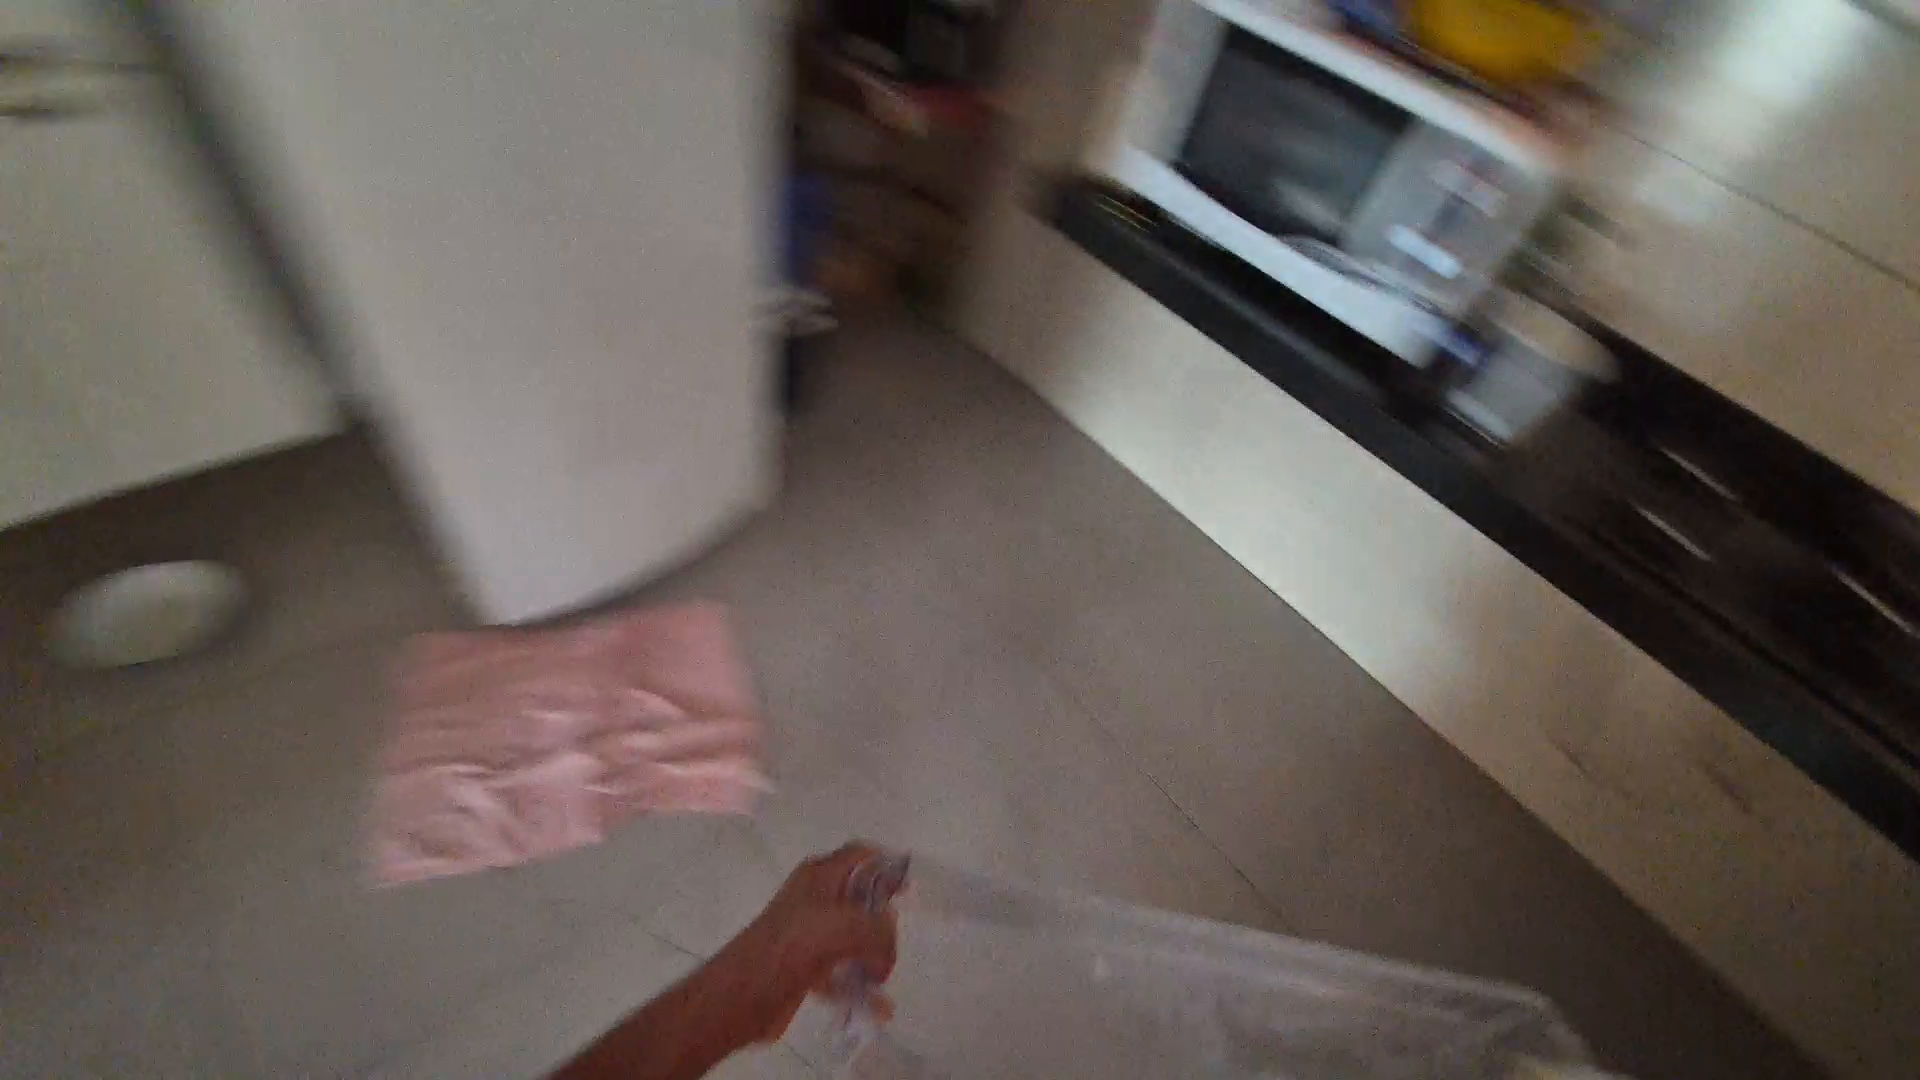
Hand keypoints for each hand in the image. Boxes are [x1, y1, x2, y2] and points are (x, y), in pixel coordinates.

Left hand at [706, 842, 900, 1043]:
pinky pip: (842, 972)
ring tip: (884, 976)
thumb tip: (885, 953)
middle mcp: (816, 898)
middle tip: (893, 940)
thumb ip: (879, 931)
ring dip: (873, 956)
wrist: (742, 994)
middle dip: (882, 919)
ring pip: (853, 937)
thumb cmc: (793, 945)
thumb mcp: (845, 926)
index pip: (861, 855)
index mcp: (821, 875)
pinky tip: (877, 1006)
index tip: (907, 888)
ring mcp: (809, 933)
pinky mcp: (805, 967)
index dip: (886, 864)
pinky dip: (859, 986)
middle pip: (861, 898)